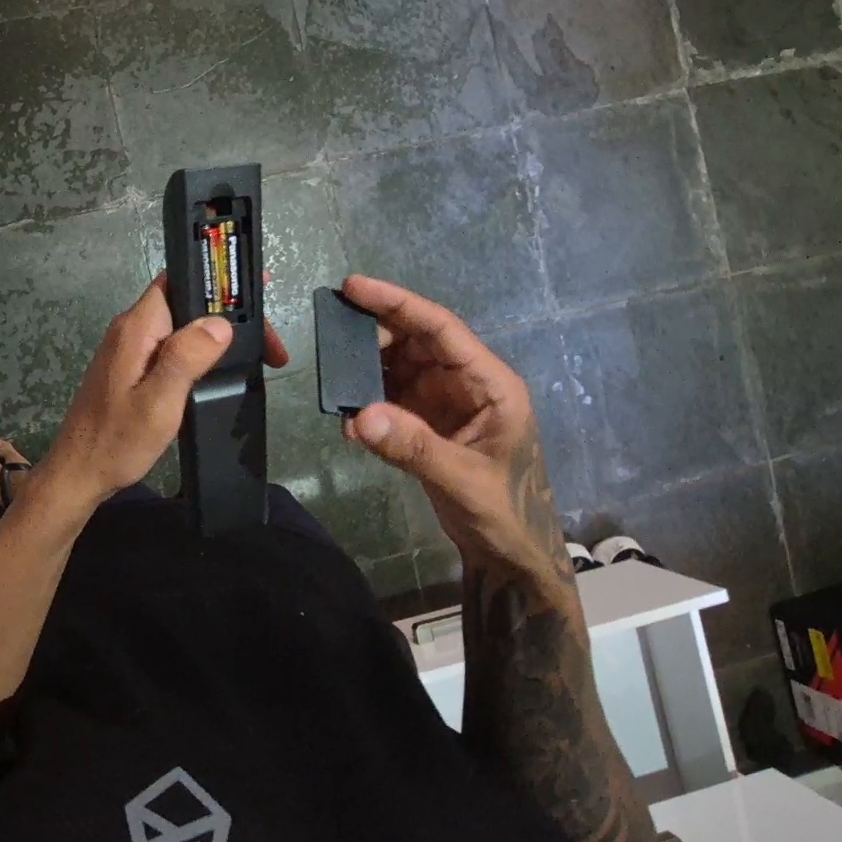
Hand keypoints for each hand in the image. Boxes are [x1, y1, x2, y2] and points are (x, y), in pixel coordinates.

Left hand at [37, 273, 287, 506]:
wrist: (80, 474)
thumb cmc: (117, 442)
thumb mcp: (158, 403)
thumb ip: (185, 358)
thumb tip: (220, 322)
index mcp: (136, 329)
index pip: (178, 281)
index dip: (218, 281)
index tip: (255, 292)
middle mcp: (131, 330)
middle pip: (186, 303)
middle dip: (228, 316)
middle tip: (270, 346)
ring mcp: (130, 349)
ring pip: (182, 326)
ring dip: (219, 337)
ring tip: (259, 357)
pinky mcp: (133, 367)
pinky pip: (173, 347)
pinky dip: (202, 354)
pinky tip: (223, 371)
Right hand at [338, 274, 562, 575]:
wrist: (509, 554)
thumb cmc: (504, 512)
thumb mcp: (461, 480)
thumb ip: (411, 446)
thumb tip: (356, 416)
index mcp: (490, 383)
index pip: (440, 328)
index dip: (398, 303)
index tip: (354, 287)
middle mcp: (466, 383)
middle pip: (415, 341)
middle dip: (374, 334)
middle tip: (331, 338)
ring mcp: (444, 402)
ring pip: (398, 366)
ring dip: (365, 368)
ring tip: (332, 373)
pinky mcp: (426, 422)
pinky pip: (390, 398)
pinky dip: (366, 401)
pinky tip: (346, 415)